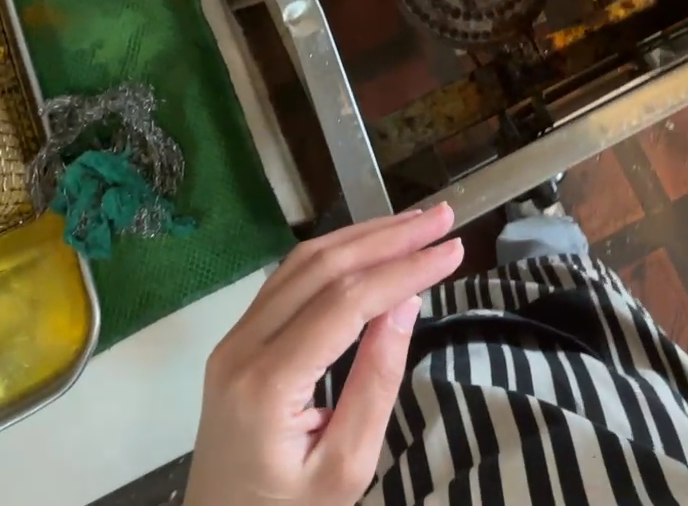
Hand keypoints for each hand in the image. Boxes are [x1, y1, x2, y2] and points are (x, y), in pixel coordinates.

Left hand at [185, 203, 464, 505]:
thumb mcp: (344, 470)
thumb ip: (376, 382)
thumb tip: (407, 302)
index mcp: (267, 385)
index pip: (345, 302)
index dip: (403, 269)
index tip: (452, 250)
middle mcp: (242, 346)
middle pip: (322, 267)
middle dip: (388, 237)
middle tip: (442, 217)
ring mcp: (235, 338)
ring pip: (303, 263)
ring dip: (364, 236)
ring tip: (416, 223)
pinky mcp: (239, 338)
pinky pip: (290, 278)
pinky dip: (337, 253)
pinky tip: (370, 246)